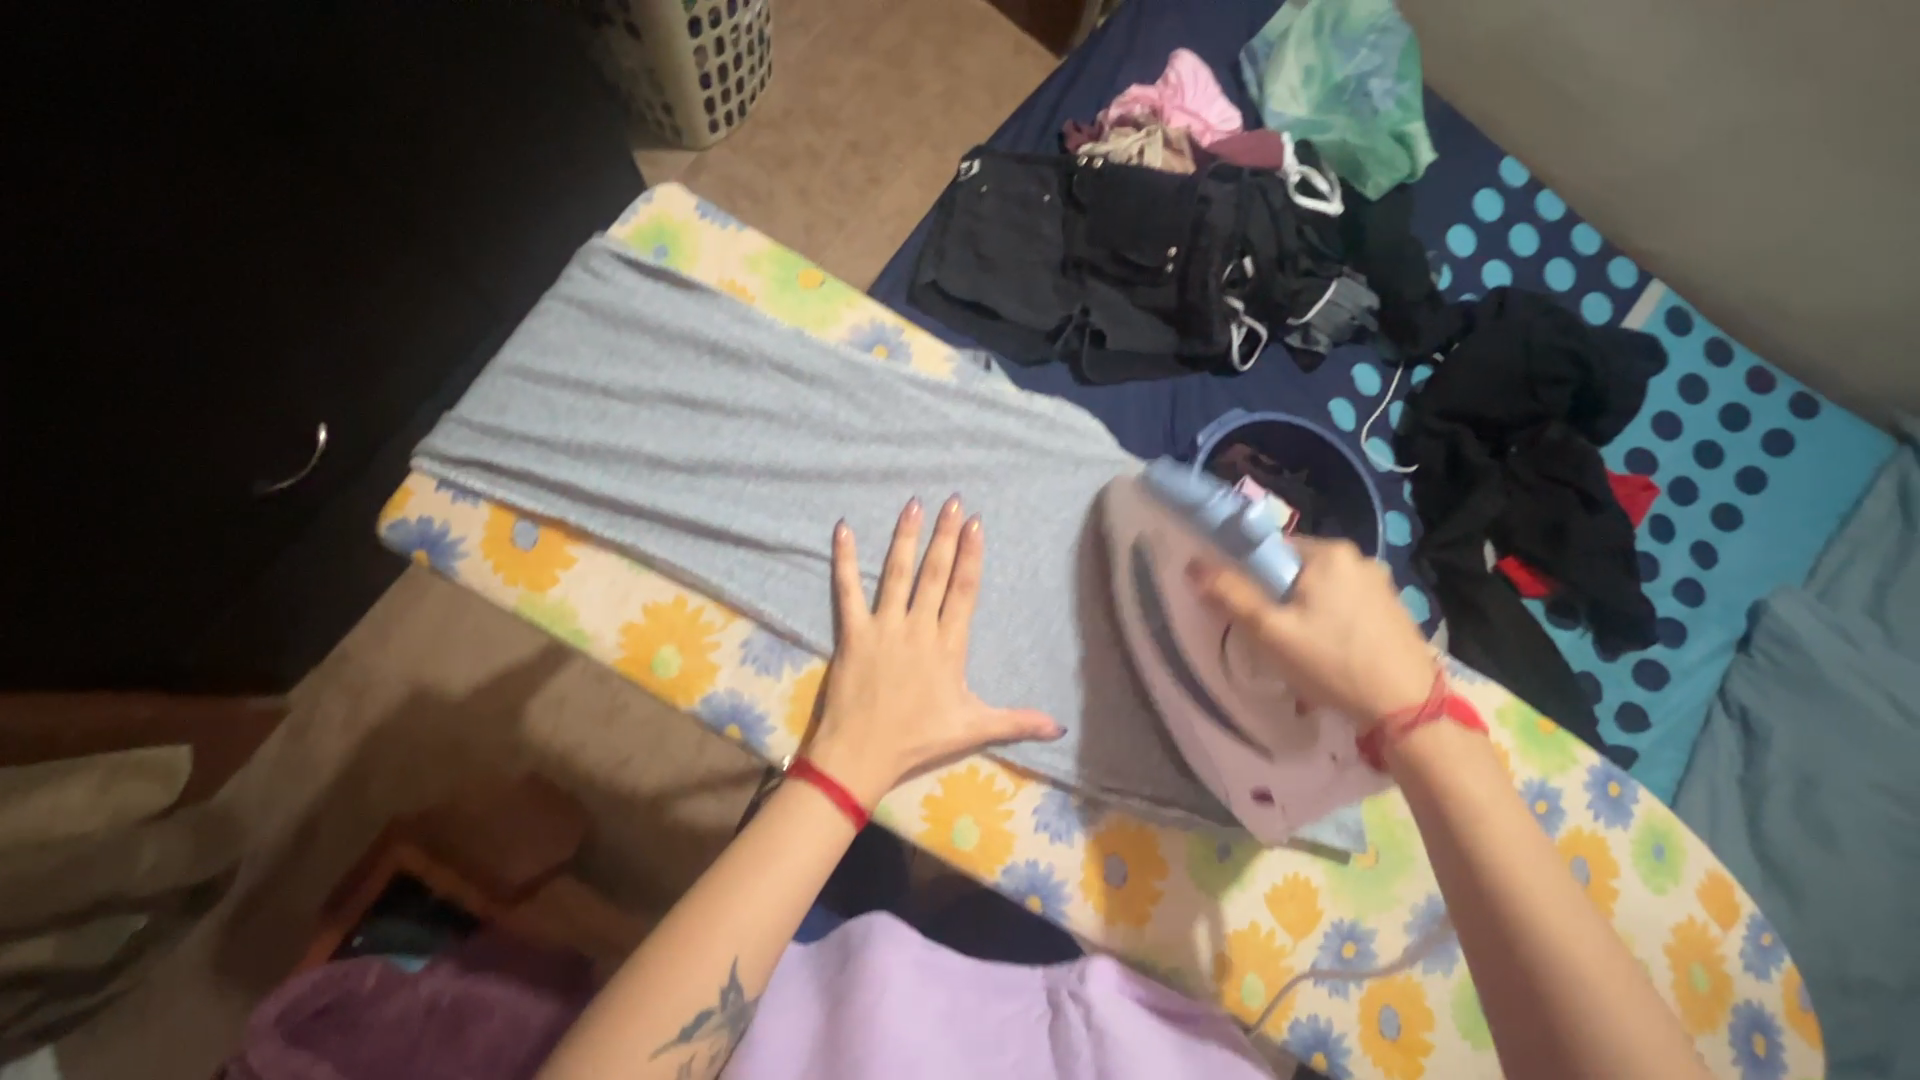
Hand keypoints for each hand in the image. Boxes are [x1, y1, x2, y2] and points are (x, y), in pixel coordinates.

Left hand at [804, 496, 1062, 806]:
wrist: (861, 754)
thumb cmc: (918, 740)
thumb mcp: (973, 729)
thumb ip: (1016, 721)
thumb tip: (1059, 728)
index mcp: (949, 646)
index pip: (963, 591)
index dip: (971, 555)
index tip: (975, 523)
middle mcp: (918, 627)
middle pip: (934, 573)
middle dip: (945, 535)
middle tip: (952, 501)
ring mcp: (884, 627)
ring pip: (897, 574)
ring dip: (906, 537)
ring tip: (914, 505)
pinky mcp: (853, 632)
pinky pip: (847, 591)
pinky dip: (844, 560)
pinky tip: (843, 530)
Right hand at [1188, 537, 1434, 730]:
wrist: (1408, 708)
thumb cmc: (1332, 664)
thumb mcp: (1271, 632)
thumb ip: (1231, 595)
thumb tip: (1194, 564)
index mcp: (1328, 552)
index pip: (1270, 551)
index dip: (1250, 579)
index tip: (1249, 612)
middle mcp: (1358, 557)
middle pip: (1296, 570)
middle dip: (1279, 598)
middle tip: (1274, 637)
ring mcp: (1381, 582)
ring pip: (1321, 589)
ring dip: (1305, 611)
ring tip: (1303, 650)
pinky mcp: (1393, 607)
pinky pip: (1346, 604)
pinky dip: (1331, 621)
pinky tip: (1332, 652)